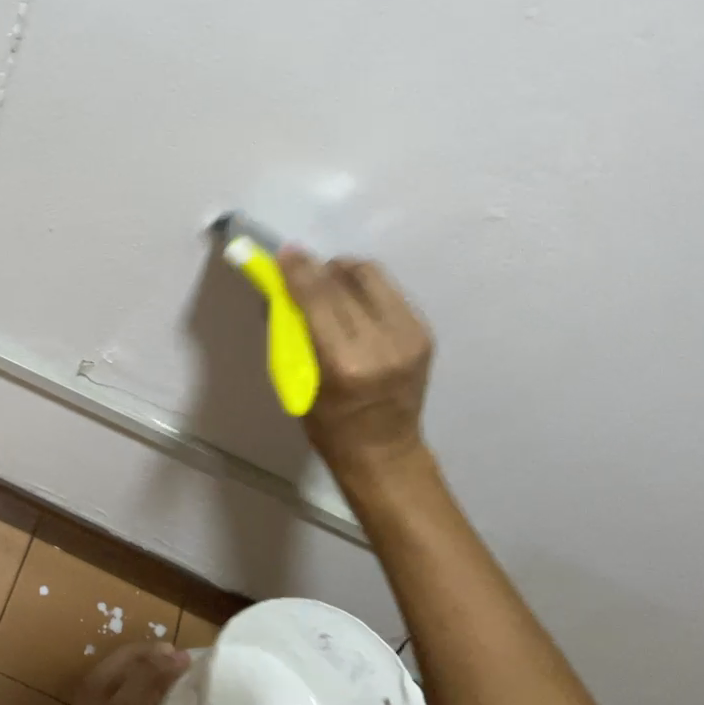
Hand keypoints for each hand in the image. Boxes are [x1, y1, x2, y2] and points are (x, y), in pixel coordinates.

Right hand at [278, 250, 433, 475]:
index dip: (299, 270)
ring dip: (343, 273)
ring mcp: (409, 336)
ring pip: (371, 276)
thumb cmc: (328, 425)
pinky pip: (387, 292)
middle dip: (318, 268)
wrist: (384, 452)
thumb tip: (280, 288)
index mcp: (344, 362)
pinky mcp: (423, 332)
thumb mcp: (298, 381)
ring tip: (328, 284)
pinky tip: (351, 303)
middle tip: (301, 269)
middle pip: (346, 279)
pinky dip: (363, 289)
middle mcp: (382, 343)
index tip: (285, 252)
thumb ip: (292, 332)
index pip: (318, 298)